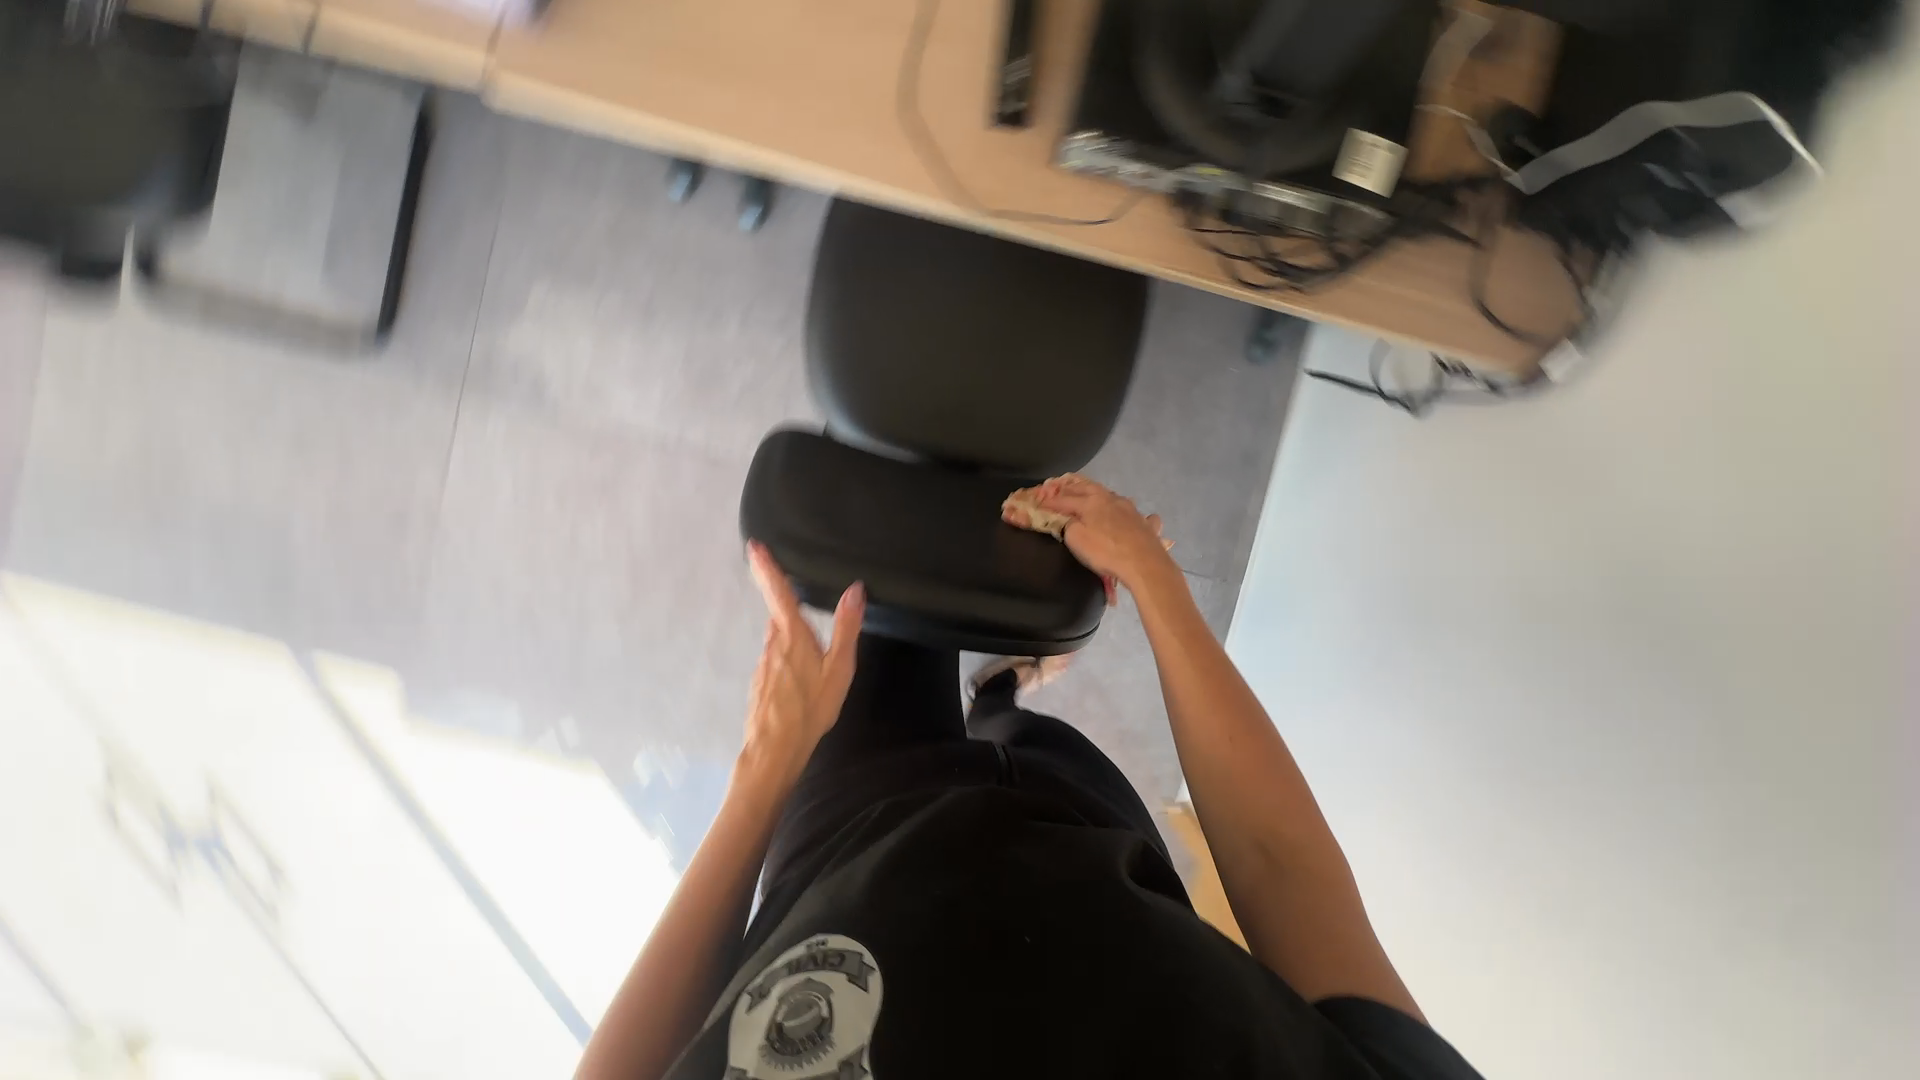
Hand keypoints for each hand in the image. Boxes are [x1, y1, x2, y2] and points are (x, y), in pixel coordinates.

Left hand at [740, 541, 864, 781]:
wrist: (775, 749)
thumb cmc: (811, 707)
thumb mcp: (840, 667)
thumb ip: (846, 627)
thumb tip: (855, 588)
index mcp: (792, 634)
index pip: (777, 591)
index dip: (766, 567)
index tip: (754, 546)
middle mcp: (772, 643)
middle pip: (780, 616)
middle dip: (788, 609)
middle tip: (801, 605)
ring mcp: (763, 664)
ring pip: (779, 642)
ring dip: (792, 642)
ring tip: (811, 658)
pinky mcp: (760, 683)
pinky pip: (776, 663)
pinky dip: (788, 664)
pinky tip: (801, 684)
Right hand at [1015, 475, 1177, 595]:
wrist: (1144, 564)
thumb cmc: (1105, 552)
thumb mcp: (1076, 539)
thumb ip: (1068, 525)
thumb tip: (1069, 519)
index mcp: (1091, 501)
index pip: (1064, 499)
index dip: (1049, 502)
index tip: (1037, 503)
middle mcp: (1112, 499)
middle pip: (1089, 488)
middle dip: (1073, 488)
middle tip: (1062, 488)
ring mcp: (1132, 510)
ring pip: (1113, 496)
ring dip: (1101, 496)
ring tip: (1095, 498)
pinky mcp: (1145, 524)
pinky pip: (1140, 515)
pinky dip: (1135, 515)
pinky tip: (1139, 518)